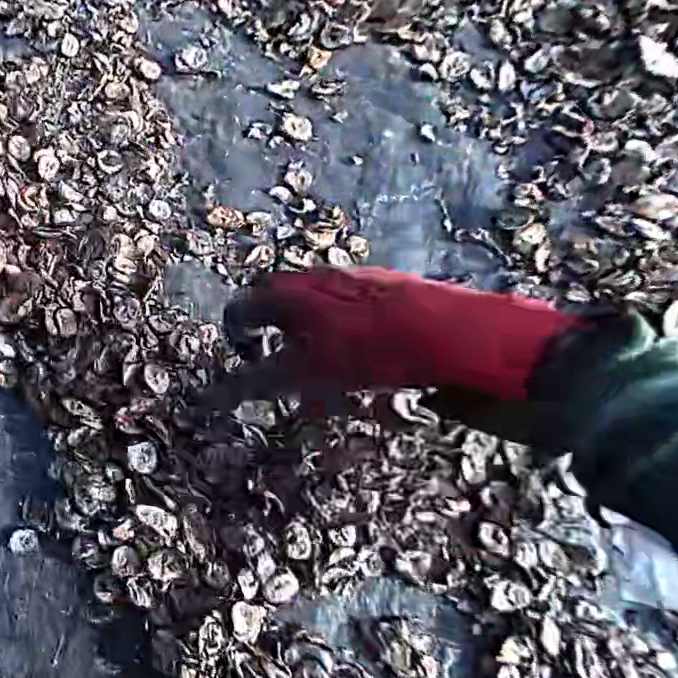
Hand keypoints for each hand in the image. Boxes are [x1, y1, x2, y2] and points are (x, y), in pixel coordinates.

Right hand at [221, 267, 579, 402]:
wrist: (473, 336)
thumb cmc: (376, 352)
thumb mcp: (308, 374)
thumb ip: (256, 382)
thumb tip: (204, 399)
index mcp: (289, 293)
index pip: (241, 309)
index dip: (238, 338)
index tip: (251, 362)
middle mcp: (318, 279)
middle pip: (280, 310)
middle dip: (280, 344)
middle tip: (291, 374)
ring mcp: (359, 280)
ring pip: (319, 314)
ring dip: (315, 346)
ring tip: (334, 381)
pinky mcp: (395, 289)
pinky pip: (355, 315)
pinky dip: (349, 342)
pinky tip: (373, 369)